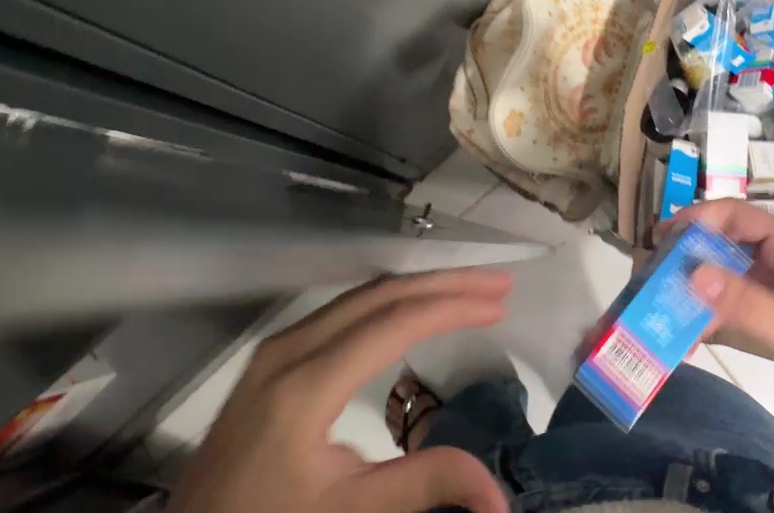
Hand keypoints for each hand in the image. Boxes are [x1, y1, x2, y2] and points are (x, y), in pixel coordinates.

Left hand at [170, 269, 512, 512]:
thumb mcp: (347, 512)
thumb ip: (425, 485)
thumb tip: (501, 495)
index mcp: (305, 385)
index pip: (394, 322)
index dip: (452, 305)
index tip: (500, 301)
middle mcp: (289, 349)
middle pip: (380, 294)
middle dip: (444, 283)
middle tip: (498, 284)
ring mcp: (276, 349)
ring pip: (360, 296)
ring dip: (419, 288)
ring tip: (470, 291)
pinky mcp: (272, 358)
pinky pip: (341, 311)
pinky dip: (389, 303)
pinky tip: (416, 310)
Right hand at [665, 199, 773, 430]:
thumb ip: (748, 303)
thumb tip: (692, 272)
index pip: (741, 216)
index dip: (701, 217)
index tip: (663, 235)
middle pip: (730, 241)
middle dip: (692, 251)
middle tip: (653, 270)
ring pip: (730, 273)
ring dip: (698, 283)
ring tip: (661, 299)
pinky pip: (737, 302)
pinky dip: (712, 311)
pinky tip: (688, 330)